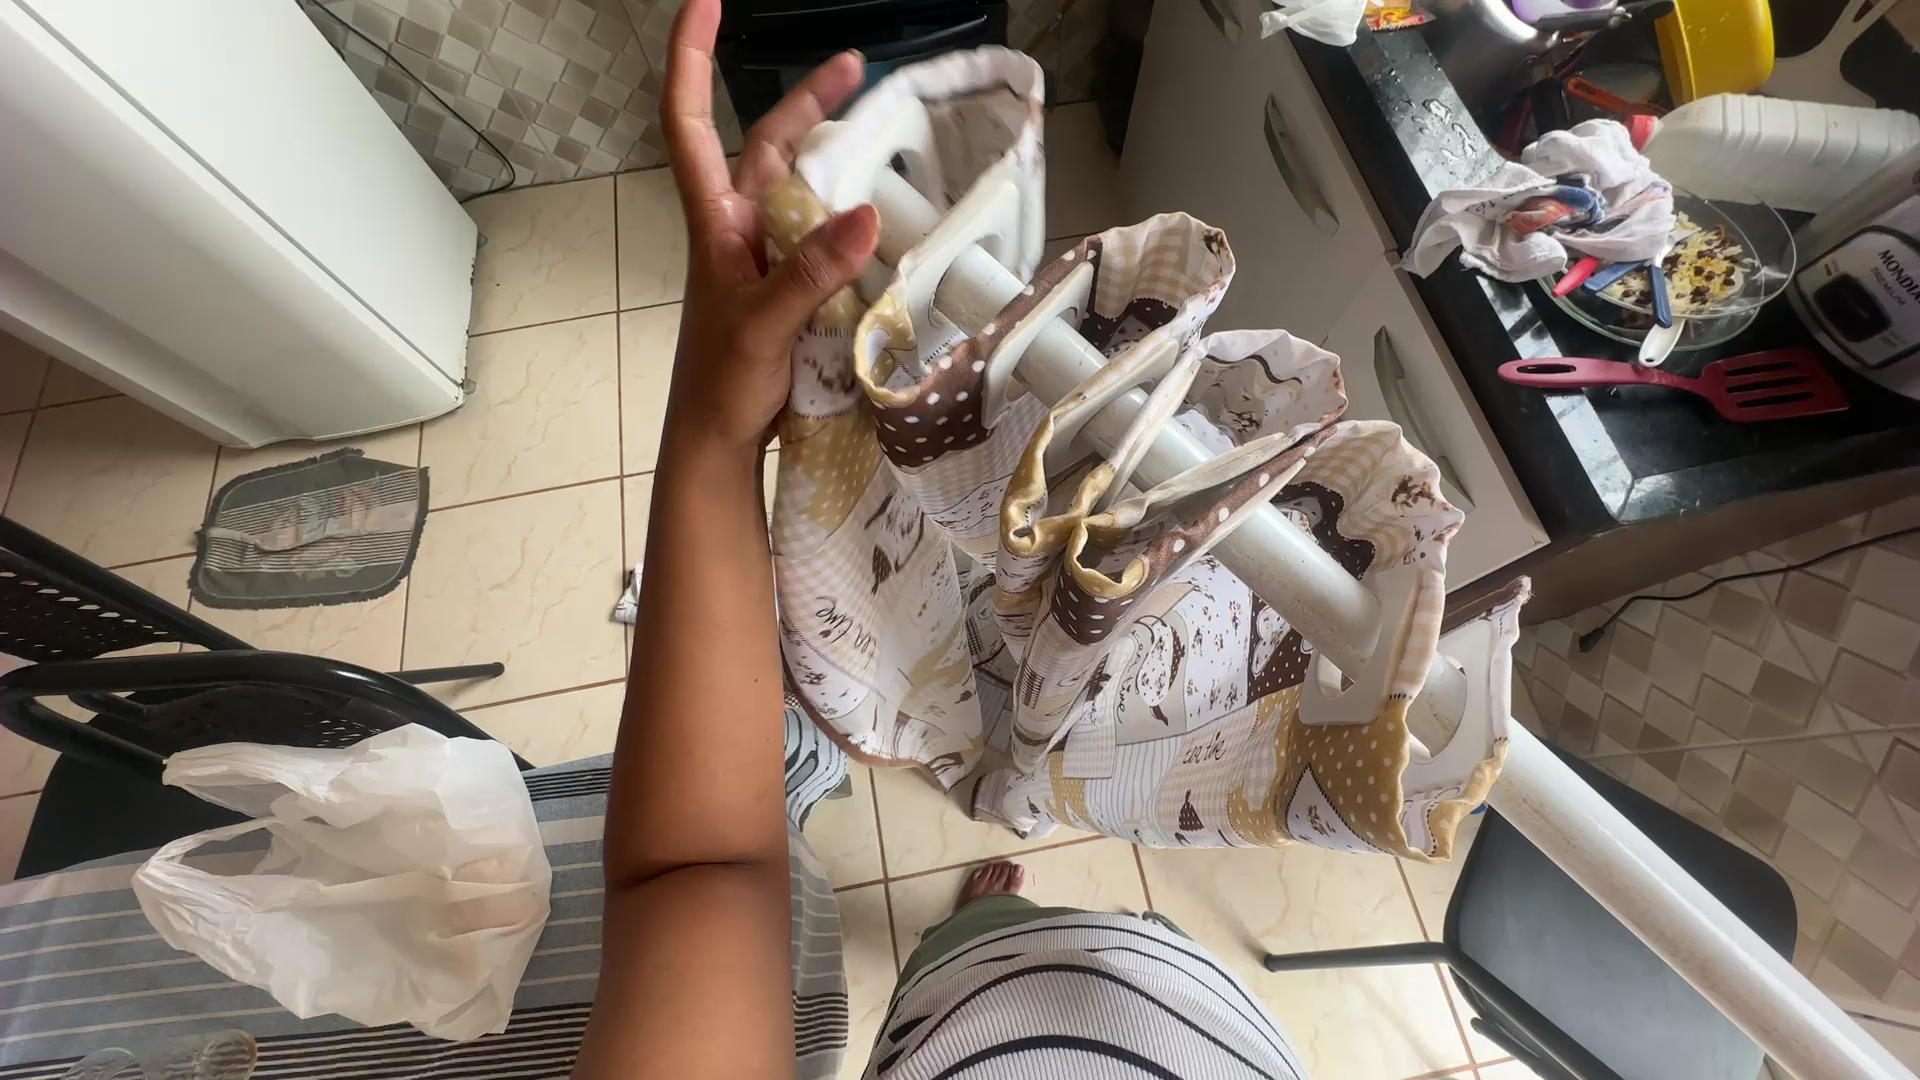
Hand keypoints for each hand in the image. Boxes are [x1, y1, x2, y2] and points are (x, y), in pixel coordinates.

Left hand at [659, 0, 879, 458]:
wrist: (719, 439)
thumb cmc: (719, 381)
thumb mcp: (763, 322)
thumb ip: (810, 272)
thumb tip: (867, 214)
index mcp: (717, 225)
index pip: (689, 124)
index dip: (691, 61)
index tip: (708, 3)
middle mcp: (743, 233)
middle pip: (770, 150)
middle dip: (809, 106)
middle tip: (861, 75)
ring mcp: (770, 265)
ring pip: (804, 199)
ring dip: (839, 170)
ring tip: (889, 151)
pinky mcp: (795, 295)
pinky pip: (825, 247)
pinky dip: (851, 231)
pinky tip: (884, 230)